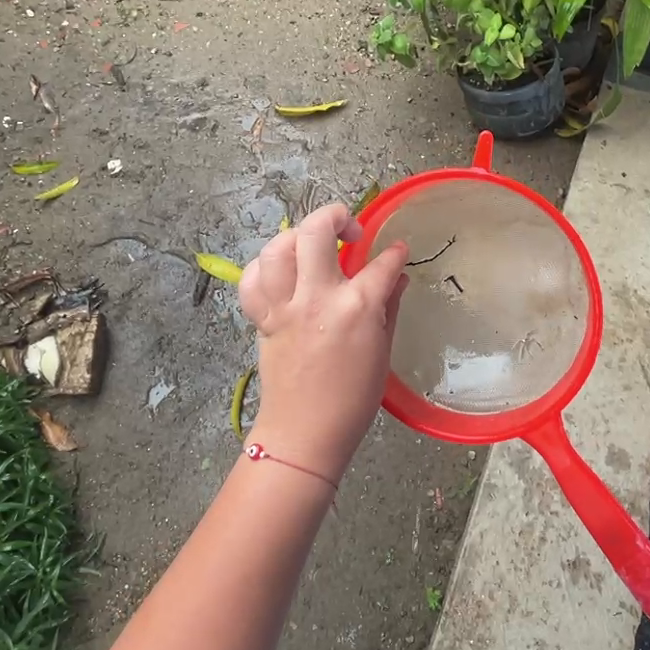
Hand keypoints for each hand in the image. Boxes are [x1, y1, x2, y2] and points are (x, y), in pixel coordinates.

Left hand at [238, 203, 408, 481]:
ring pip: (278, 247)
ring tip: (312, 246)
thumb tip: (396, 277)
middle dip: (336, 216)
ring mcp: (285, 307)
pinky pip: (252, 279)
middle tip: (350, 231)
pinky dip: (264, 267)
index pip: (382, 264)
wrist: (305, 433)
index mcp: (356, 308)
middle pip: (316, 232)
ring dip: (297, 237)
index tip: (397, 251)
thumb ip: (388, 306)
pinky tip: (281, 271)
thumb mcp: (383, 351)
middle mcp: (317, 298)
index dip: (394, 254)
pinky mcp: (262, 320)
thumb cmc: (353, 398)